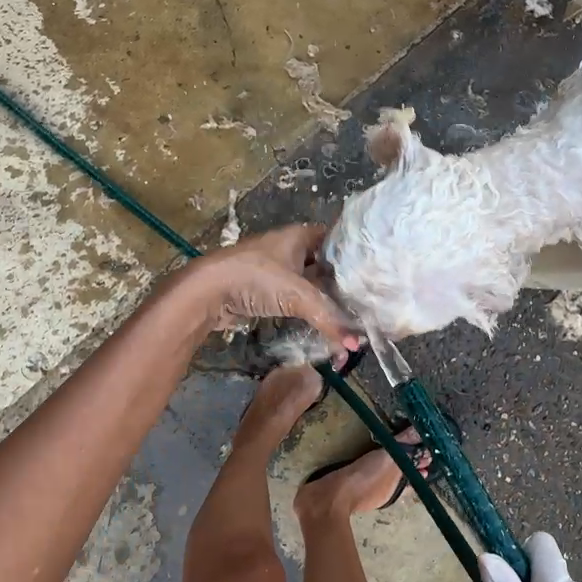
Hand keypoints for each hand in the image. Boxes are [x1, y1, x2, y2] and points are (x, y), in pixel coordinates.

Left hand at [175, 224, 356, 348]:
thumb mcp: (297, 295)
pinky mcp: (263, 289)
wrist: (207, 291)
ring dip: (324, 297)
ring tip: (349, 313)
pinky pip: (293, 297)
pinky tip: (321, 321)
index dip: (354, 254)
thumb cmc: (256, 279)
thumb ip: (328, 318)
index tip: (374, 272)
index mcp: (300, 235)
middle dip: (342, 281)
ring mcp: (275, 268)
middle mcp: (290, 247)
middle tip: (366, 299)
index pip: (337, 239)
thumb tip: (355, 346)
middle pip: (324, 263)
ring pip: (308, 281)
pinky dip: (307, 308)